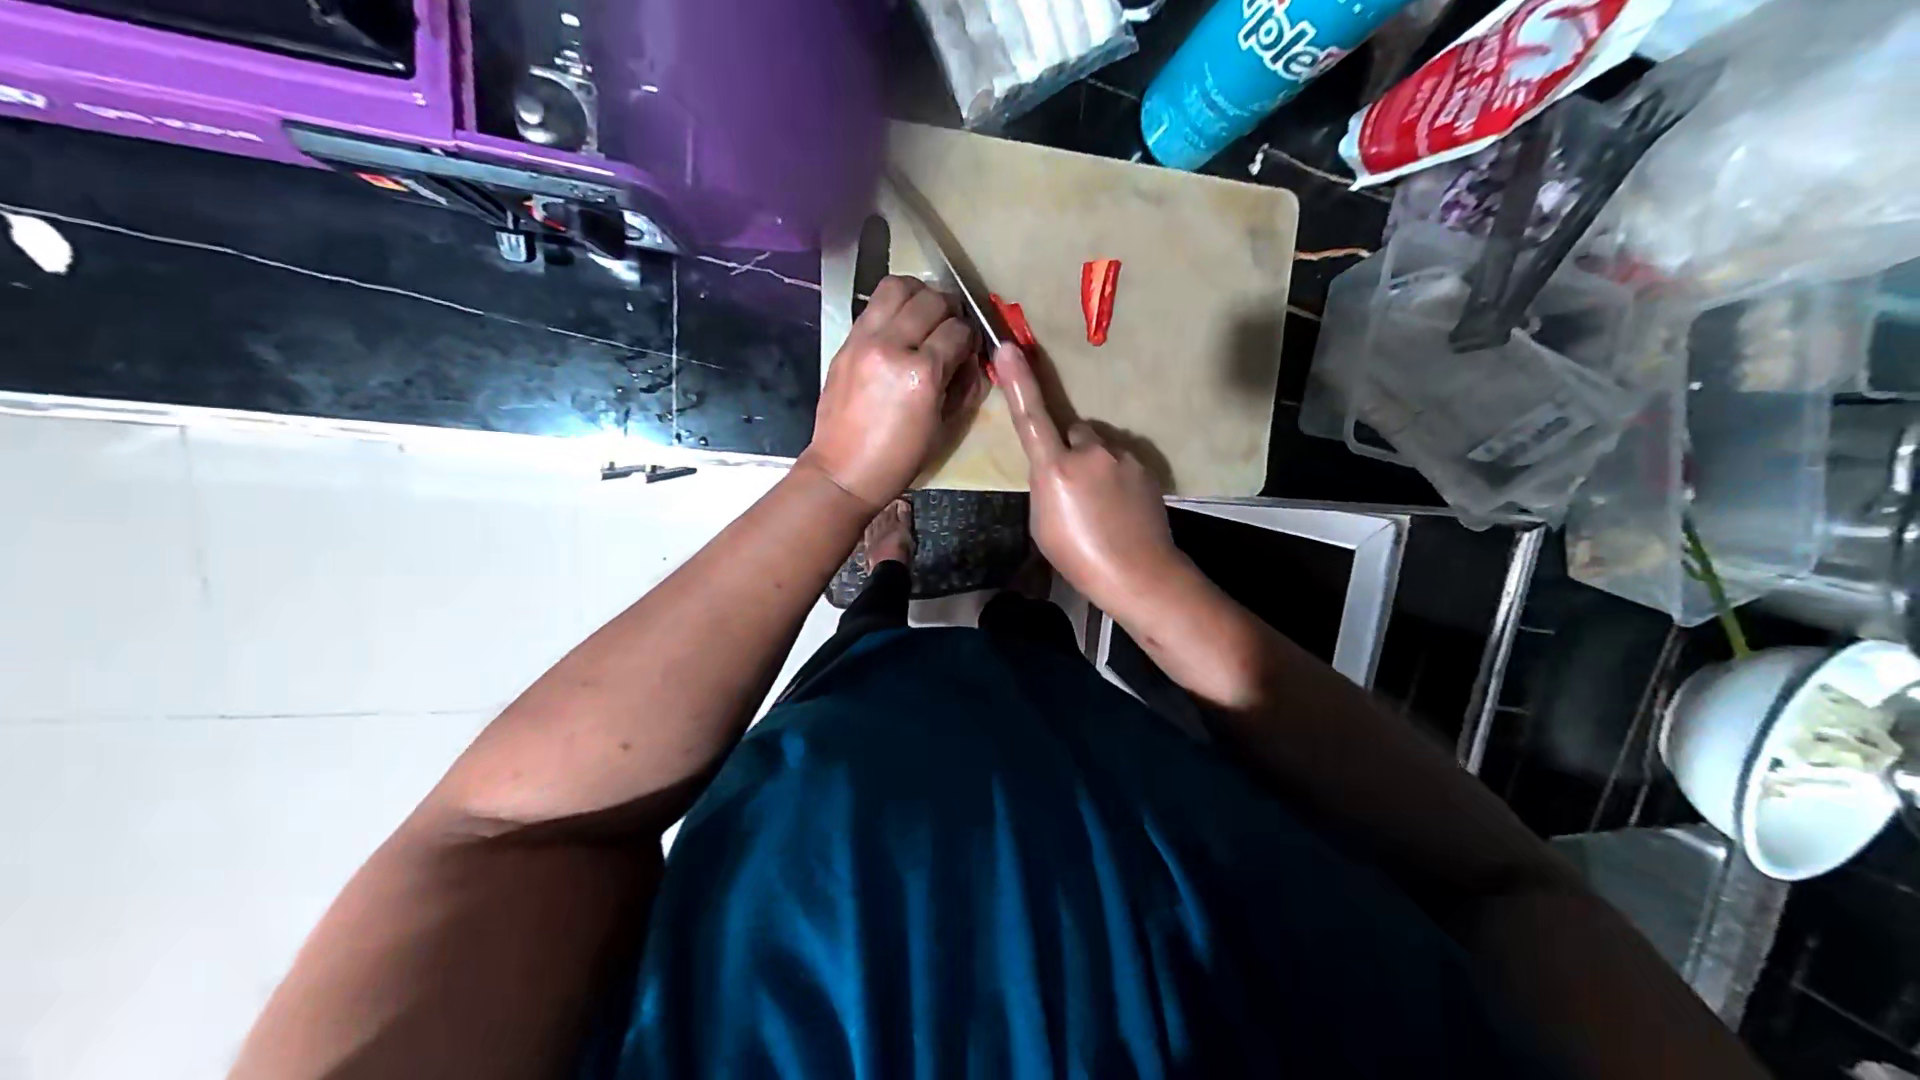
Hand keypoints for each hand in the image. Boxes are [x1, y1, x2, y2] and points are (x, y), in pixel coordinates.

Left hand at [800, 276, 984, 509]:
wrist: (844, 471)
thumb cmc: (899, 459)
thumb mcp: (944, 427)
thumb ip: (963, 385)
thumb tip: (970, 356)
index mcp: (921, 374)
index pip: (958, 331)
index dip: (970, 337)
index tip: (970, 348)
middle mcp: (892, 346)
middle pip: (932, 300)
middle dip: (950, 311)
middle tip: (951, 328)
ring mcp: (864, 340)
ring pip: (899, 286)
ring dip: (920, 295)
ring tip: (925, 314)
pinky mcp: (847, 342)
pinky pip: (875, 303)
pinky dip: (894, 306)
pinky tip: (901, 325)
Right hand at [993, 341, 1189, 615]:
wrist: (1137, 573)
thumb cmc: (1077, 556)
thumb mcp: (1042, 522)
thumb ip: (1045, 484)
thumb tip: (1053, 468)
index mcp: (1056, 469)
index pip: (1031, 417)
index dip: (1019, 382)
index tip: (1009, 347)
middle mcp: (1089, 452)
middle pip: (1073, 432)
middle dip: (1069, 450)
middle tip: (1072, 488)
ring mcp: (1122, 457)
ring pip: (1099, 447)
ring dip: (1094, 464)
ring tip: (1100, 504)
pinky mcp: (1145, 466)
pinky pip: (1121, 460)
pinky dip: (1115, 476)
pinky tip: (1119, 506)